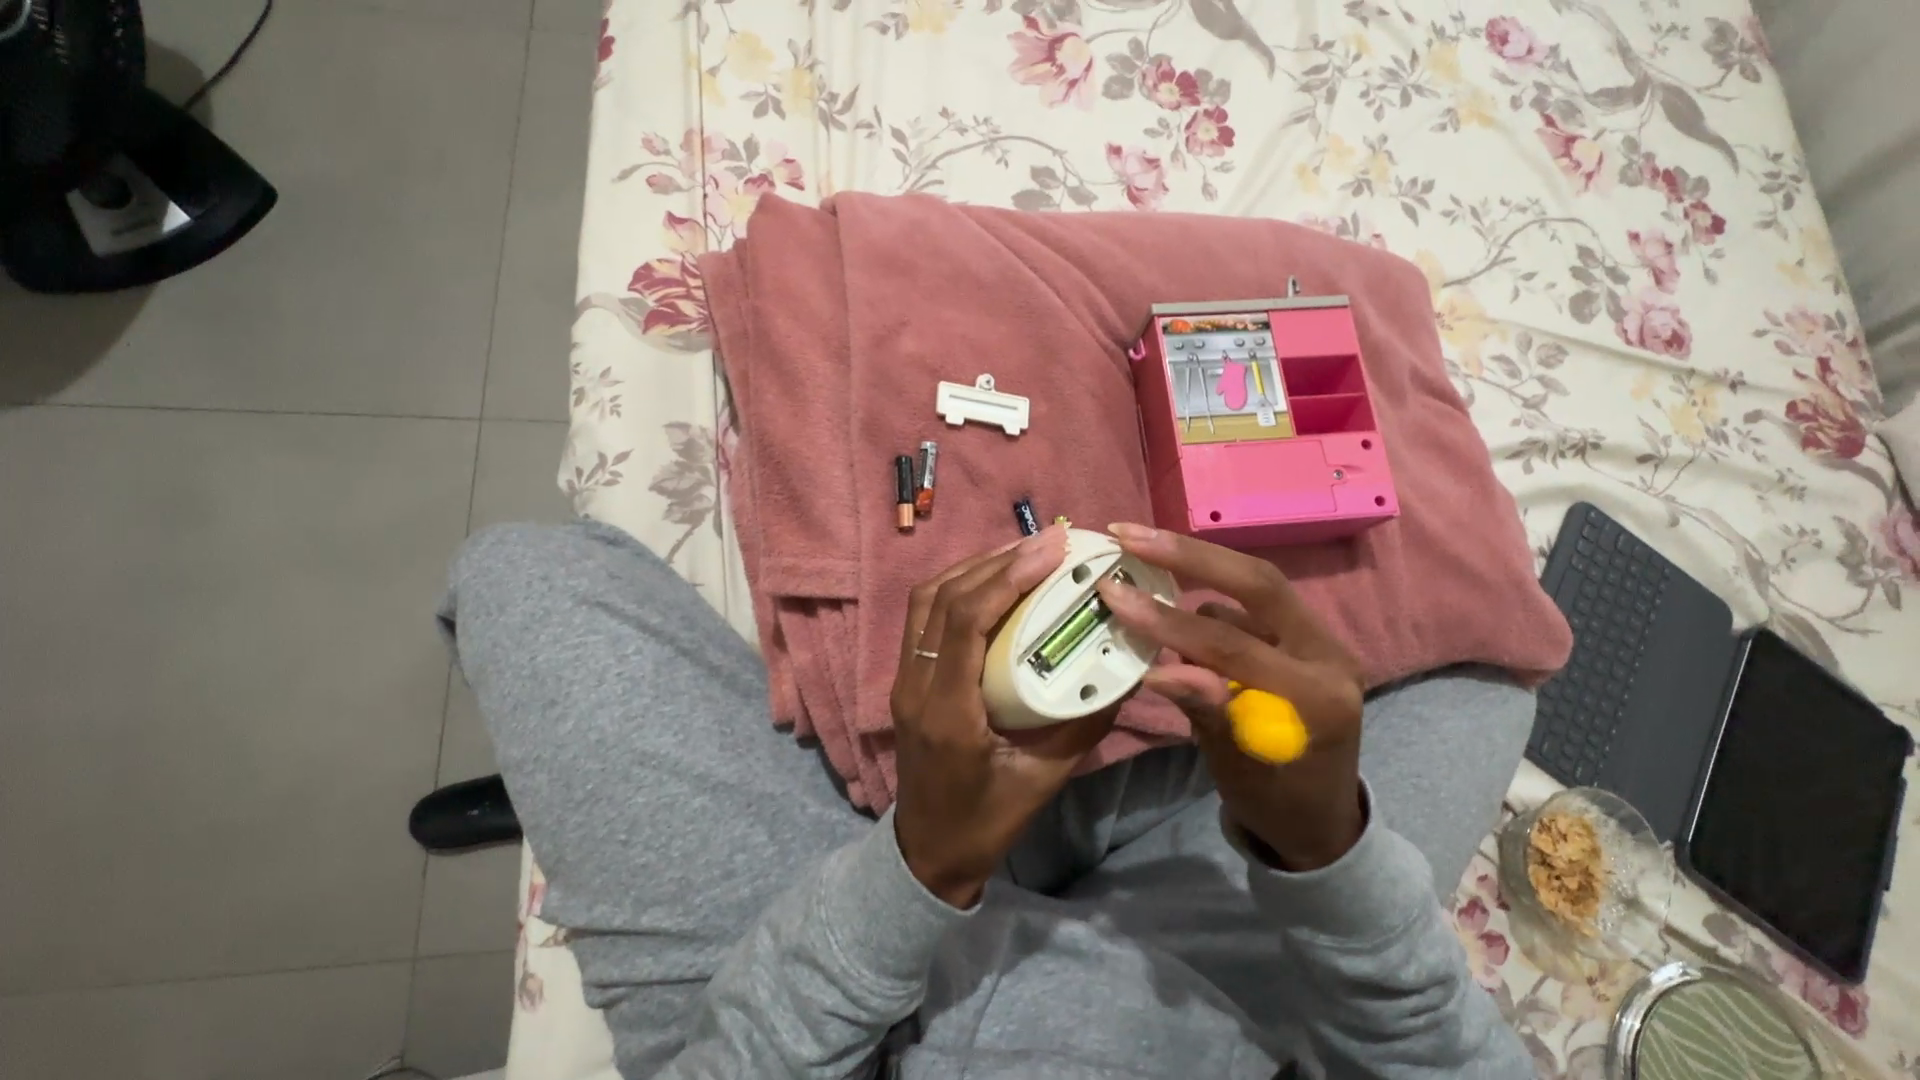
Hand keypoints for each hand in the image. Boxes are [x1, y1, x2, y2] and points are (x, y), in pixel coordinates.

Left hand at [890, 525, 1120, 907]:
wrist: (927, 852)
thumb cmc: (986, 822)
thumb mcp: (1045, 779)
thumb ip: (1083, 723)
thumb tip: (1124, 668)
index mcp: (948, 712)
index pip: (966, 621)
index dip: (1009, 575)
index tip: (1053, 548)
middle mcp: (916, 685)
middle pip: (943, 598)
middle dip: (997, 559)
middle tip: (1050, 540)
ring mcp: (904, 679)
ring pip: (926, 600)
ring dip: (974, 566)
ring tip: (1025, 550)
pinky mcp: (907, 678)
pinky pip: (925, 616)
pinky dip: (959, 586)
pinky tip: (996, 580)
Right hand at [1096, 523, 1366, 870]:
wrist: (1318, 818)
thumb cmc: (1274, 800)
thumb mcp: (1233, 766)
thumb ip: (1205, 709)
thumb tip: (1155, 669)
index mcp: (1317, 696)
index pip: (1234, 645)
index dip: (1169, 622)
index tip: (1113, 595)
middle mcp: (1329, 656)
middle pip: (1259, 583)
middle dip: (1189, 555)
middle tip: (1128, 534)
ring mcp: (1320, 641)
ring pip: (1254, 587)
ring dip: (1195, 572)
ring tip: (1137, 564)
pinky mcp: (1303, 636)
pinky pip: (1250, 606)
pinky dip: (1207, 602)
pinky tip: (1172, 611)